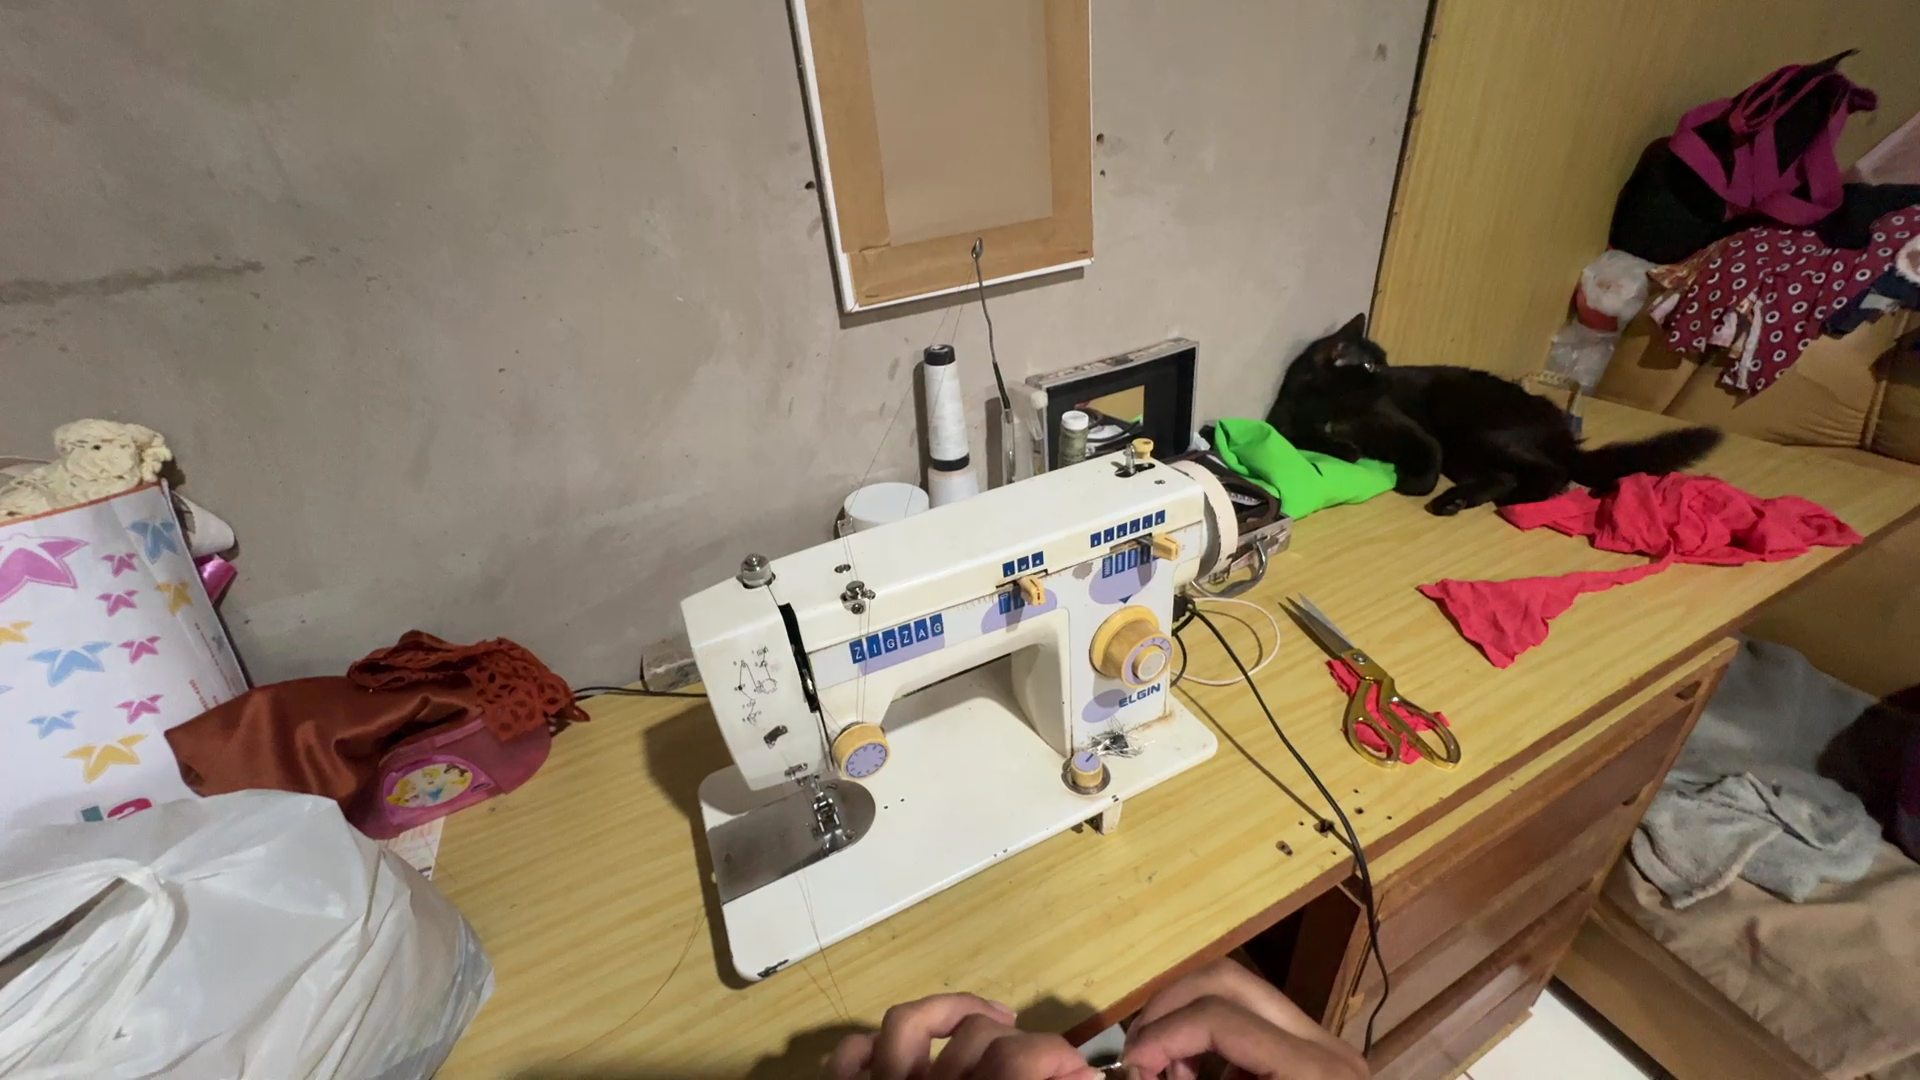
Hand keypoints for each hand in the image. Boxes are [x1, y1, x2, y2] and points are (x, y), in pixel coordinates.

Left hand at [828, 993, 1100, 1079]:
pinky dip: (868, 1050)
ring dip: (952, 1016)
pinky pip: (849, 1056)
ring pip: (908, 1023)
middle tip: (1053, 1065)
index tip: (1088, 1075)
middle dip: (1025, 1047)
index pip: (1020, 1061)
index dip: (1059, 1060)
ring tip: (992, 1026)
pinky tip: (901, 1054)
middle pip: (977, 1039)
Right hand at [1123, 960, 1368, 1079]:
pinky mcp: (1315, 1056)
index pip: (1218, 1017)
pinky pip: (1251, 1021)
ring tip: (1165, 1065)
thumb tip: (1135, 1070)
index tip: (1131, 1065)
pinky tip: (1197, 1074)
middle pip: (1225, 979)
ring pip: (1237, 990)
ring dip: (1187, 1016)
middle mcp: (1324, 1044)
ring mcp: (1324, 1045)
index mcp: (1313, 1073)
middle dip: (1170, 1006)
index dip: (1164, 1035)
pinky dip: (1212, 1037)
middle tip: (1139, 1049)